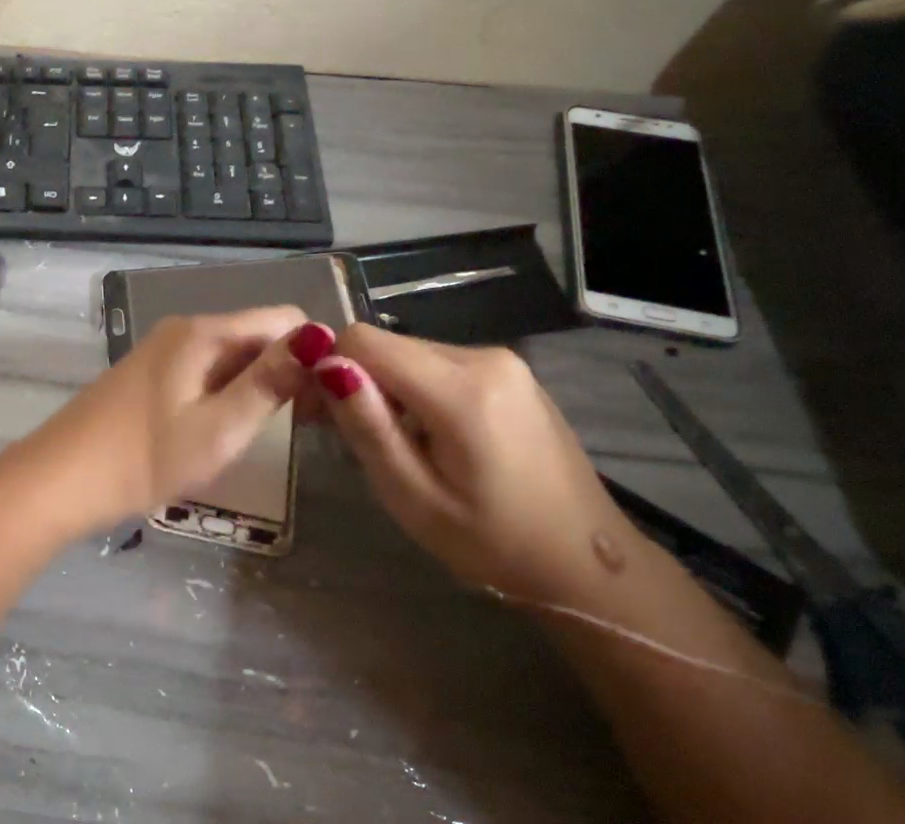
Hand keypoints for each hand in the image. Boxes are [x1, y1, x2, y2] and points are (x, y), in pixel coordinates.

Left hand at [17, 306, 335, 527]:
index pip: (285, 318)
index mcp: (204, 332)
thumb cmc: (144, 459)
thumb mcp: (219, 428)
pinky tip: (219, 434)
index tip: (322, 404)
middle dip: (286, 373)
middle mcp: (183, 330)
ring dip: (255, 388)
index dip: (313, 355)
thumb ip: (270, 383)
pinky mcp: (148, 376)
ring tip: (258, 437)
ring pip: (231, 357)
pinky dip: (224, 395)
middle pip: (257, 335)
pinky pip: (204, 372)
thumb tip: (321, 337)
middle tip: (298, 430)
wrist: (60, 481)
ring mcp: (161, 351)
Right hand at [310, 322, 633, 599]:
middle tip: (348, 440)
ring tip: (393, 447)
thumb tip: (325, 364)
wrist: (585, 563)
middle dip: (356, 383)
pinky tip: (428, 439)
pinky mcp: (512, 377)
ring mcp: (504, 364)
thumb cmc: (492, 542)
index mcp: (461, 388)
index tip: (319, 417)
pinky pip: (441, 366)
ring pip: (411, 355)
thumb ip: (367, 426)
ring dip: (387, 391)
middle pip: (387, 346)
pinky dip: (417, 393)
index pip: (363, 340)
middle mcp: (484, 358)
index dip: (329, 370)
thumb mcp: (412, 497)